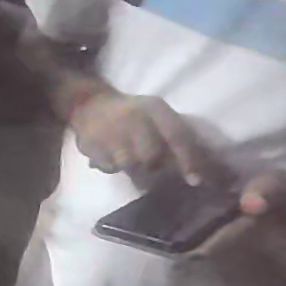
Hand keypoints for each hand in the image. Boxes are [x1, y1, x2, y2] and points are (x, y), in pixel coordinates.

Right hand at [69, 89, 211, 182]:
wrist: (90, 104)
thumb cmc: (131, 112)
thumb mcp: (155, 112)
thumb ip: (173, 134)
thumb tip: (195, 167)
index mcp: (154, 108)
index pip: (177, 136)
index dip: (188, 159)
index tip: (195, 181)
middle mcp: (133, 119)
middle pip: (150, 157)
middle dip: (151, 164)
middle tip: (146, 162)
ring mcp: (110, 133)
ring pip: (128, 165)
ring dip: (130, 166)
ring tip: (124, 155)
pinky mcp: (91, 146)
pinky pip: (109, 167)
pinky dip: (111, 166)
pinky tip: (109, 154)